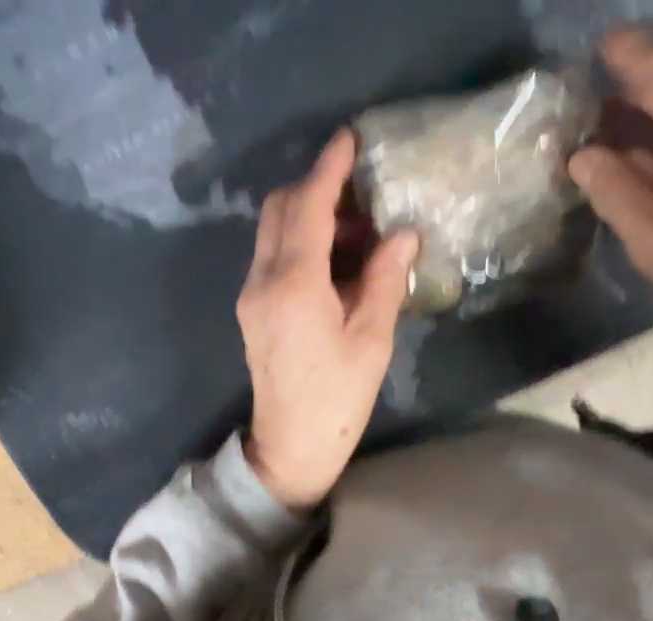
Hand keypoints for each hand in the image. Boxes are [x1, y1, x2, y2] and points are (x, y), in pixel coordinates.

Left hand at [238, 130, 418, 508]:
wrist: (289, 448)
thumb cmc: (337, 400)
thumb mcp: (371, 339)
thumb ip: (383, 279)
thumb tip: (401, 233)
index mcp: (294, 284)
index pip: (308, 206)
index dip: (329, 168)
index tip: (350, 139)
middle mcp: (262, 280)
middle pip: (280, 209)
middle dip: (317, 189)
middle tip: (362, 194)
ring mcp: (251, 296)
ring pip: (272, 231)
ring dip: (309, 216)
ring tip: (358, 233)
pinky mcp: (252, 311)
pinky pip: (272, 257)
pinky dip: (299, 243)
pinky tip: (335, 263)